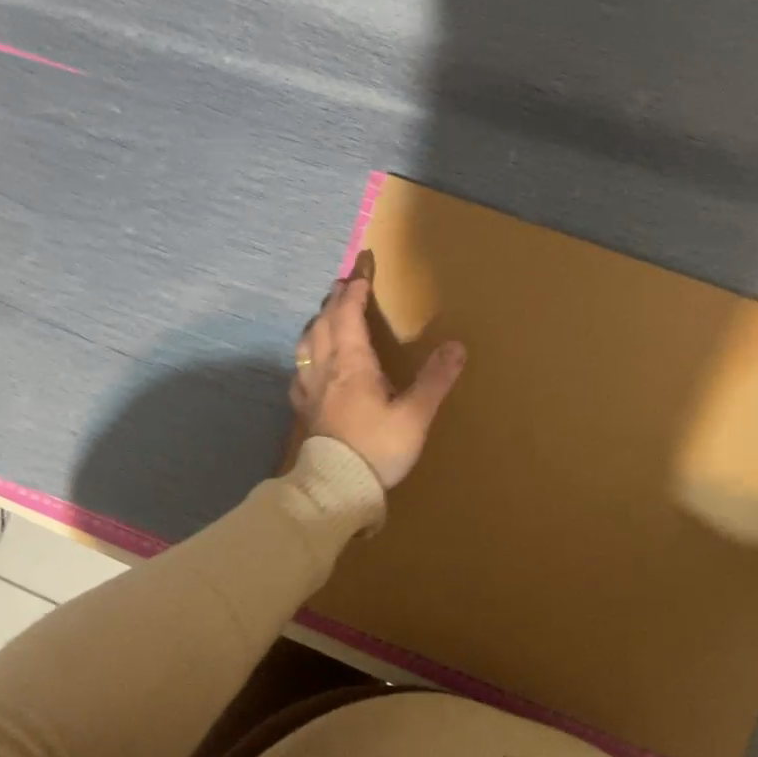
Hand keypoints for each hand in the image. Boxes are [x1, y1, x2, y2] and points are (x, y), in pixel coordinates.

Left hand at [289, 258, 465, 487]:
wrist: (336, 487)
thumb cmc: (376, 448)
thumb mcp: (415, 415)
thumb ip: (435, 379)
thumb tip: (457, 346)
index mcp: (352, 362)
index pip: (348, 313)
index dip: (353, 289)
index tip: (361, 269)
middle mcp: (326, 368)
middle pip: (324, 322)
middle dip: (335, 299)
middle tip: (344, 284)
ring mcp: (310, 389)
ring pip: (307, 344)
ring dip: (317, 323)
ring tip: (326, 315)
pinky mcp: (304, 410)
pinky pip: (300, 372)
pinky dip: (306, 357)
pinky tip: (309, 365)